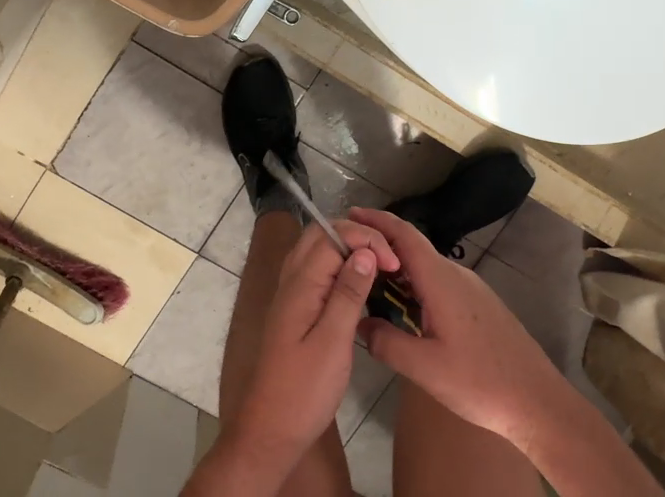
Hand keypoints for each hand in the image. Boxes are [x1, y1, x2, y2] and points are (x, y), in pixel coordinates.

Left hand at [225, 220, 400, 468]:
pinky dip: (336, 265)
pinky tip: (355, 284)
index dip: (366, 240)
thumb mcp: (333, 343)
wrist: (270, 429)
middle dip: (355, 235)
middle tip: (387, 256)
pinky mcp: (293, 311)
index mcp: (300, 285)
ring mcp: (289, 296)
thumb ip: (348, 294)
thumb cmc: (305, 391)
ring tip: (376, 263)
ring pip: (314, 251)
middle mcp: (290, 282)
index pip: (332, 237)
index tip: (394, 262)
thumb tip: (365, 252)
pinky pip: (313, 271)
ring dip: (345, 247)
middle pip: (320, 235)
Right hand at [348, 208, 569, 448]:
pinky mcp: (480, 306)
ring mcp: (472, 290)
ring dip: (398, 269)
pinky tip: (403, 308)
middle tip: (348, 256)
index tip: (350, 215)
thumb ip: (386, 343)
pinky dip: (415, 285)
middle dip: (381, 247)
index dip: (377, 220)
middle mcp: (457, 275)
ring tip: (368, 283)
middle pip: (413, 248)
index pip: (404, 235)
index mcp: (441, 280)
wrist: (538, 401)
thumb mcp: (424, 368)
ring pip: (427, 268)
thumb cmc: (480, 382)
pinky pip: (439, 283)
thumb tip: (359, 324)